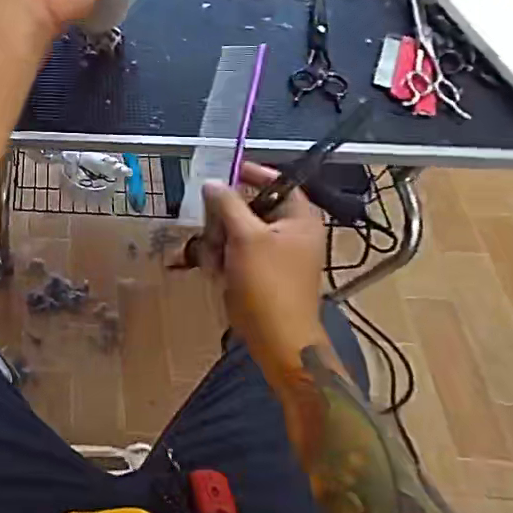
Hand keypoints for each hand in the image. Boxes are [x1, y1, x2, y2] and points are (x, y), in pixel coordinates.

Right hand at [201, 162, 325, 353]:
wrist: (278, 340)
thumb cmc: (268, 284)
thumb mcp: (246, 237)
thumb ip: (228, 204)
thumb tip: (213, 182)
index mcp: (301, 217)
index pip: (277, 181)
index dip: (251, 174)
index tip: (224, 172)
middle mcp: (292, 232)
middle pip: (251, 207)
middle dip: (225, 219)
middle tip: (212, 230)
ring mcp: (277, 254)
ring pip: (238, 232)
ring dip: (220, 242)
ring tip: (214, 259)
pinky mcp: (262, 274)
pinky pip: (237, 254)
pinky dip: (224, 260)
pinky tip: (217, 273)